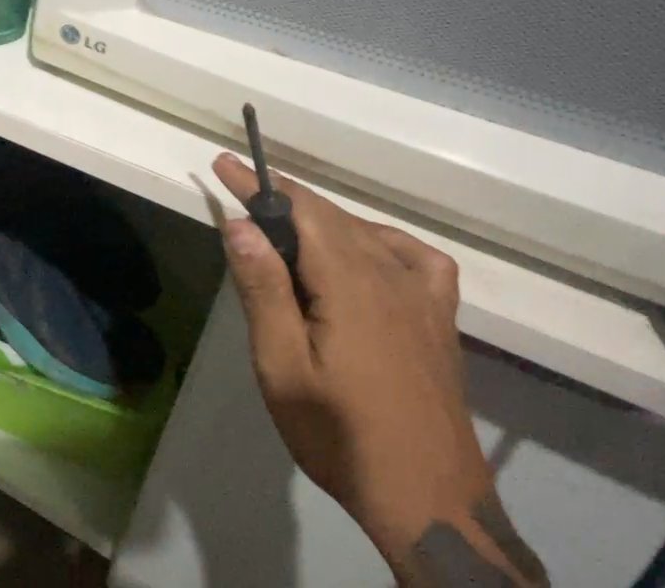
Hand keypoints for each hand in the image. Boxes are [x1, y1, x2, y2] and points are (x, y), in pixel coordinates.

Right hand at [211, 154, 492, 564]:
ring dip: (322, 219)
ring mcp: (424, 300)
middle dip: (283, 198)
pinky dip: (382, 240)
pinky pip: (415, 258)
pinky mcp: (440, 322)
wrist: (428, 500)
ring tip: (282, 228)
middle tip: (238, 190)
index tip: (225, 164)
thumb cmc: (338, 433)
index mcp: (350, 286)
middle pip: (332, 218)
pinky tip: (365, 254)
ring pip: (367, 234)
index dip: (260, 185)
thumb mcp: (281, 365)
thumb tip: (241, 224)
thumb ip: (263, 289)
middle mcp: (392, 279)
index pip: (301, 212)